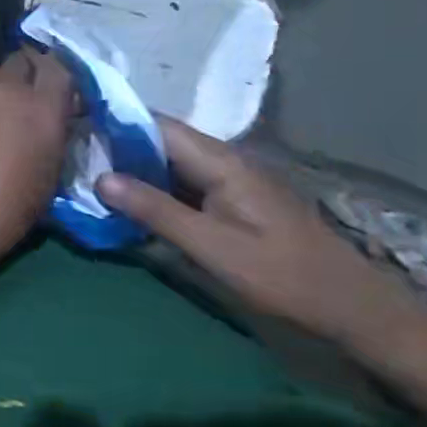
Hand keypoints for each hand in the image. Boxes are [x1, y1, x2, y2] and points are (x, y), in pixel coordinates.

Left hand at [0, 47, 72, 267]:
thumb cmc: (6, 210)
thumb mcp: (49, 179)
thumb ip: (55, 140)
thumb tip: (55, 126)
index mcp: (41, 108)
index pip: (59, 67)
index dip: (64, 78)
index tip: (67, 97)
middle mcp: (7, 93)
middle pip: (22, 61)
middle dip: (32, 73)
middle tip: (39, 101)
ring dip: (7, 96)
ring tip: (9, 127)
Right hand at [96, 120, 426, 346]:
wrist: (351, 306)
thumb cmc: (282, 276)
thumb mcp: (211, 247)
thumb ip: (155, 210)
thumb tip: (101, 178)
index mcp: (220, 161)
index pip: (157, 125)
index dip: (116, 121)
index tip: (76, 124)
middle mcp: (225, 159)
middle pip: (162, 139)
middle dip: (119, 144)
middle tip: (76, 155)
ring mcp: (231, 179)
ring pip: (171, 160)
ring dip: (135, 166)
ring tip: (92, 175)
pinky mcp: (233, 198)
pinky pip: (184, 181)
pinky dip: (155, 186)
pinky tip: (133, 201)